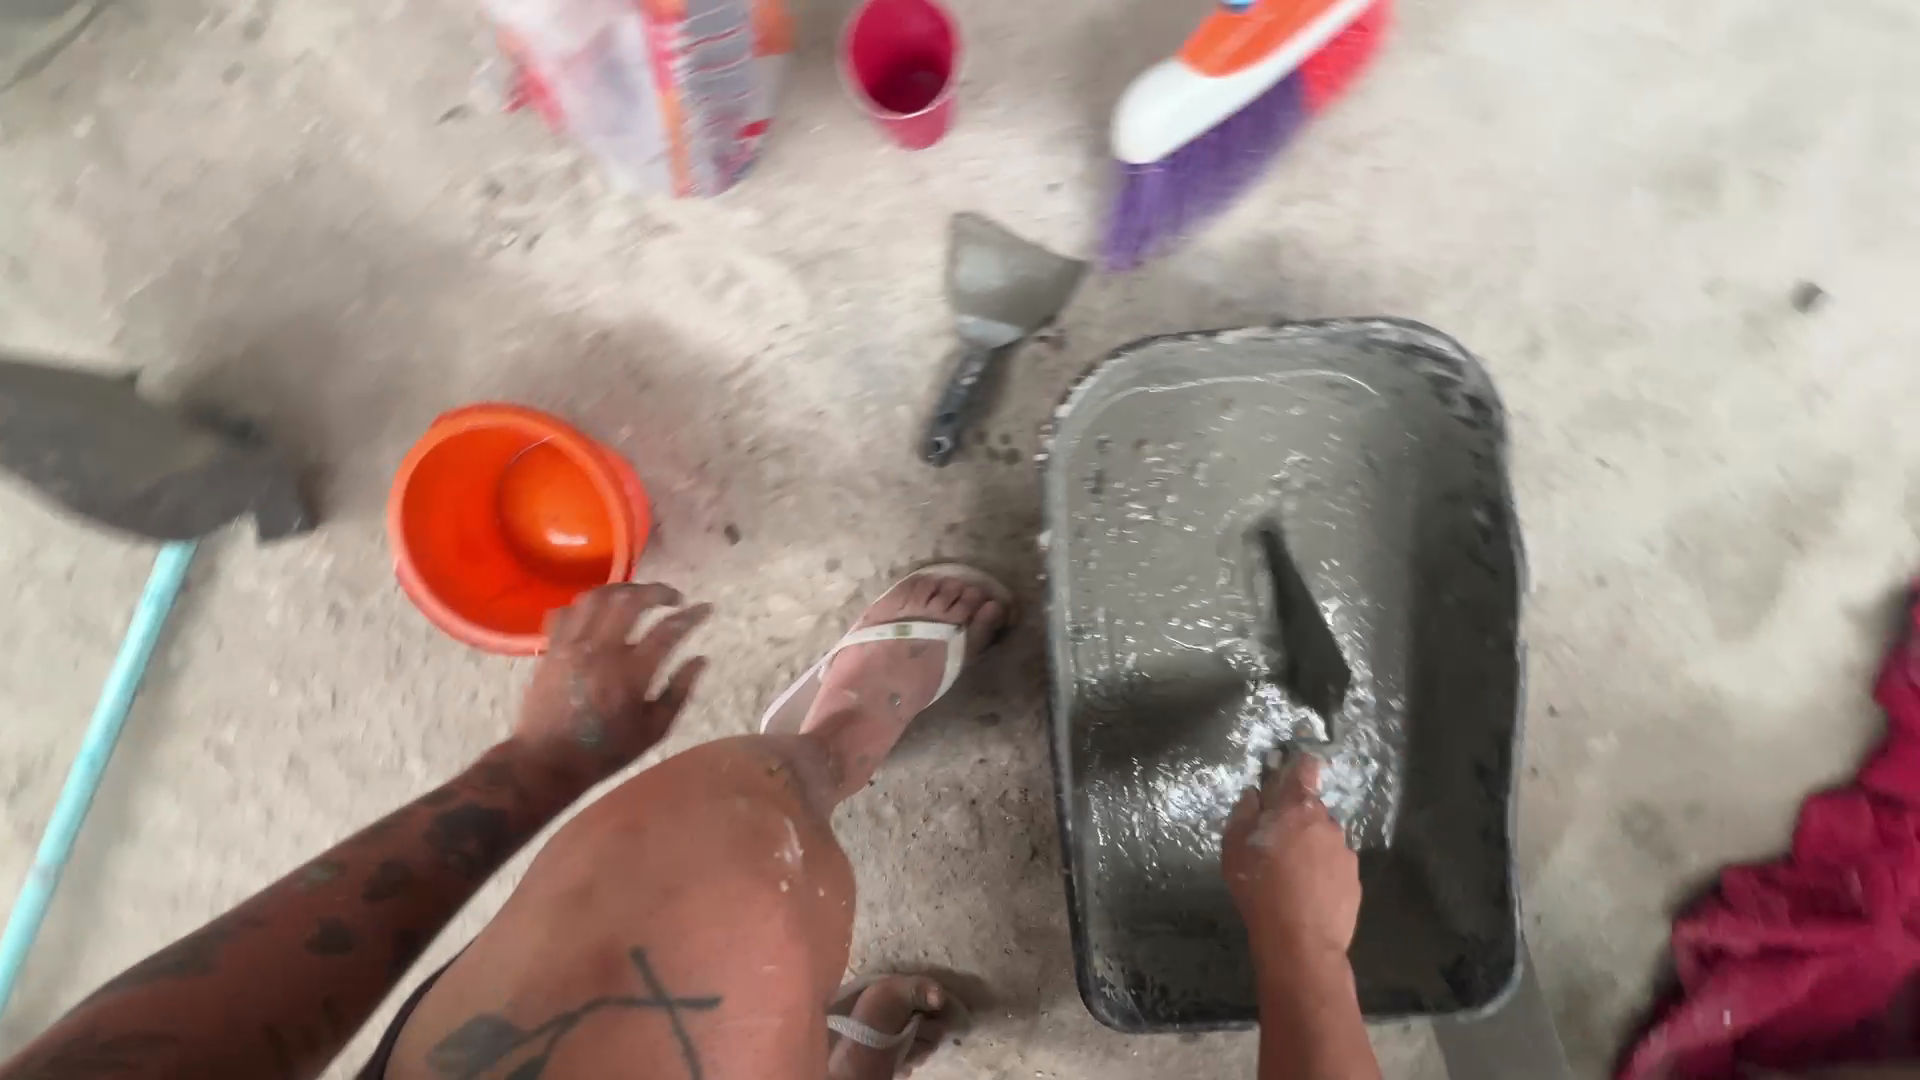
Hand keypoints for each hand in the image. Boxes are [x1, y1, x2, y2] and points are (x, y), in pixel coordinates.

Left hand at [514, 583, 711, 783]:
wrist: (546, 762)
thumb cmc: (607, 750)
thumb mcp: (655, 729)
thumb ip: (680, 690)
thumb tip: (701, 659)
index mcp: (633, 672)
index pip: (669, 629)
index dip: (692, 615)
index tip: (705, 609)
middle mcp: (602, 650)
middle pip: (632, 600)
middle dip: (659, 591)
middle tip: (673, 598)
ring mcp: (573, 646)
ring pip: (598, 597)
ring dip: (624, 589)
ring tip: (638, 596)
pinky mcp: (551, 649)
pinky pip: (567, 611)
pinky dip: (586, 605)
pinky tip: (599, 612)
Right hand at [1222, 755, 1360, 962]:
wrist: (1299, 941)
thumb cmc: (1259, 885)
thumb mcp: (1233, 844)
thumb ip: (1244, 812)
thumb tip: (1255, 796)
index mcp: (1296, 807)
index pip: (1305, 769)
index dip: (1299, 763)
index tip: (1292, 766)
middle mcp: (1326, 823)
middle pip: (1310, 810)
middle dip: (1294, 819)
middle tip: (1273, 842)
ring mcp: (1345, 853)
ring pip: (1323, 839)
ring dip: (1308, 847)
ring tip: (1289, 874)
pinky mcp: (1354, 882)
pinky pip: (1333, 866)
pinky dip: (1321, 872)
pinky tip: (1305, 892)